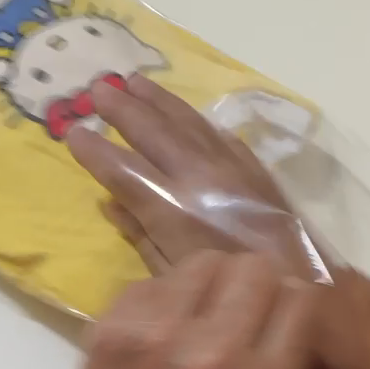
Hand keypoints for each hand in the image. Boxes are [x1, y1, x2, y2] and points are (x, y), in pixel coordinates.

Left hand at [11, 251, 315, 368]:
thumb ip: (277, 364)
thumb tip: (284, 300)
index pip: (299, 298)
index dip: (289, 300)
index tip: (274, 310)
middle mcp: (216, 349)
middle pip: (257, 267)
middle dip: (253, 281)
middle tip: (236, 303)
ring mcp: (163, 328)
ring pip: (207, 260)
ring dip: (210, 280)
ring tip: (197, 309)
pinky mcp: (120, 318)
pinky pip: (159, 279)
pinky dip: (165, 296)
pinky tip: (157, 325)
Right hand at [66, 74, 325, 279]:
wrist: (296, 280)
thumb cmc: (224, 287)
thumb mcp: (171, 274)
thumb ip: (141, 235)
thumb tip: (112, 203)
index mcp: (171, 210)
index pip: (123, 170)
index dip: (95, 151)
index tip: (73, 132)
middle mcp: (197, 177)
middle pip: (153, 132)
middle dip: (122, 108)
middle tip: (97, 88)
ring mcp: (228, 165)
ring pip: (185, 121)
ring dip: (157, 99)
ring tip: (133, 82)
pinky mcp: (251, 165)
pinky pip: (215, 132)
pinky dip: (193, 119)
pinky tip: (181, 112)